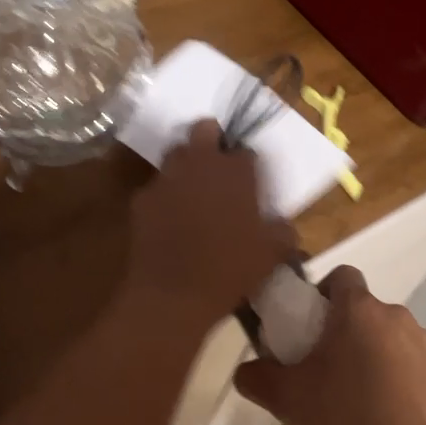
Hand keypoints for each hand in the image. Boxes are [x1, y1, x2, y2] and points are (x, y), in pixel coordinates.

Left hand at [125, 120, 296, 332]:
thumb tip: (283, 224)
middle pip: (204, 130)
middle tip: (218, 163)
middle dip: (212, 139)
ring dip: (186, 162)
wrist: (173, 294)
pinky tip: (169, 215)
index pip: (246, 152)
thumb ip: (282, 230)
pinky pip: (156, 186)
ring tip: (193, 187)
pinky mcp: (142, 197)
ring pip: (176, 152)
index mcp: (235, 171)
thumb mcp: (272, 254)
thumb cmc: (229, 270)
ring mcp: (167, 177)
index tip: (249, 182)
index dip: (248, 165)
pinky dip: (164, 194)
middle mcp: (199, 163)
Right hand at [234, 266, 425, 424]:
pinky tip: (388, 413)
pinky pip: (413, 364)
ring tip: (358, 397)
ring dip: (373, 354)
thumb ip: (257, 378)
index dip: (323, 293)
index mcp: (359, 311)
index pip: (341, 276)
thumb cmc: (348, 420)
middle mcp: (396, 317)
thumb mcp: (289, 400)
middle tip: (326, 369)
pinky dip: (399, 378)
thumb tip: (245, 372)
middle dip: (345, 331)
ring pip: (389, 337)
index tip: (310, 325)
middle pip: (364, 311)